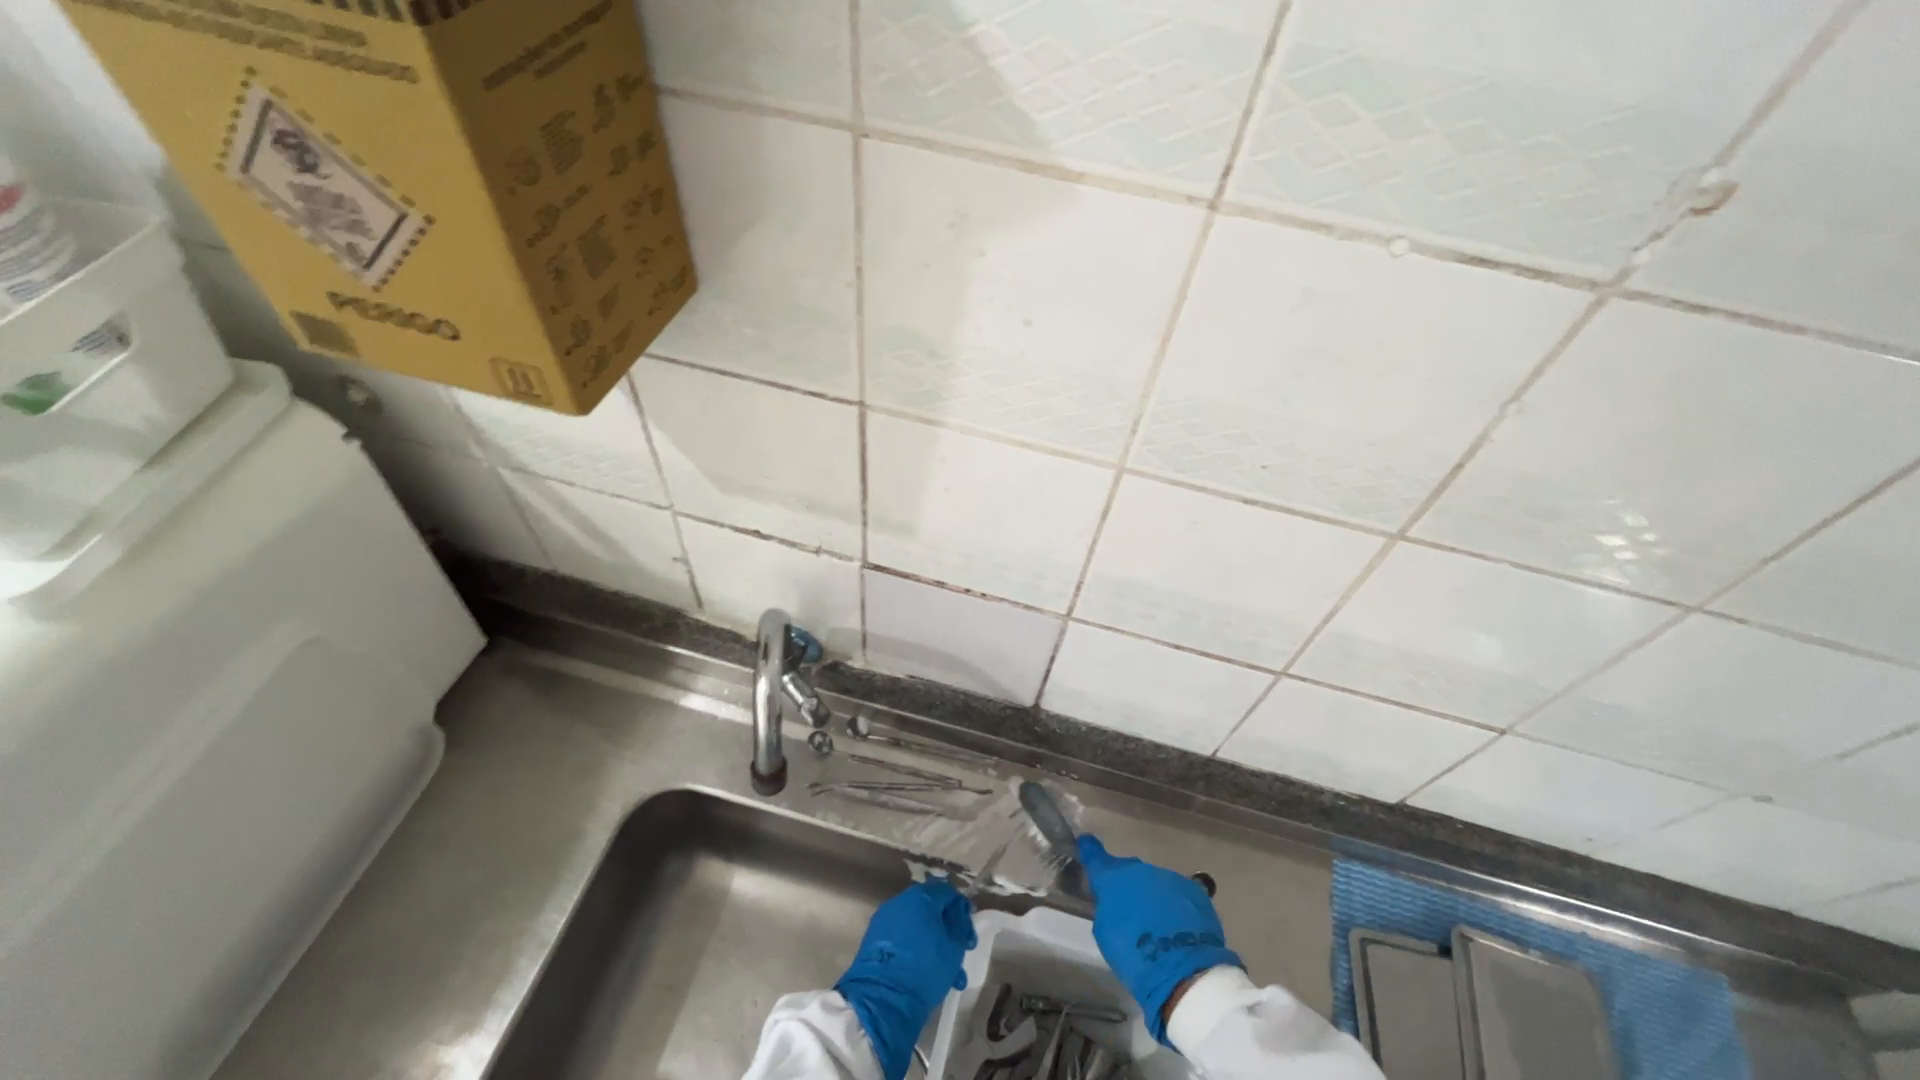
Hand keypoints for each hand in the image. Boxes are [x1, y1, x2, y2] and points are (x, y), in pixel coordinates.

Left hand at [835, 879, 976, 1079]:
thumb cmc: (925, 968)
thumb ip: (958, 926)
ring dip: (935, 947)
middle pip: (931, 910)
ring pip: (918, 929)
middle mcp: (899, 903)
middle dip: (949, 932)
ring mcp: (884, 922)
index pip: (948, 893)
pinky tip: (928, 977)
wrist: (882, 998)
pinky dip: (917, 952)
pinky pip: (903, 940)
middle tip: (961, 954)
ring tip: (950, 977)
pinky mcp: (874, 941)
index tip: (968, 936)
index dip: (962, 912)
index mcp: (920, 897)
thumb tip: (955, 916)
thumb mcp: (954, 948)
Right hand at [1077, 834, 1240, 1044]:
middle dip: (1126, 884)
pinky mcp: (1194, 891)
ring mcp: (1169, 878)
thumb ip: (1106, 906)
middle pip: (1128, 871)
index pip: (1095, 856)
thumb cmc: (1132, 955)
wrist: (1181, 969)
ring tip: (1155, 922)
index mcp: (1113, 879)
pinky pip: (1177, 893)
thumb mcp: (1104, 931)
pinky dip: (1174, 905)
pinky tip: (1177, 926)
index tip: (1086, 842)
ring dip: (1151, 895)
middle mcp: (1140, 870)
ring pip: (1154, 882)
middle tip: (1126, 906)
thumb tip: (1114, 899)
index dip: (1089, 849)